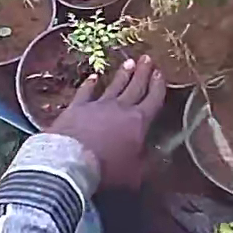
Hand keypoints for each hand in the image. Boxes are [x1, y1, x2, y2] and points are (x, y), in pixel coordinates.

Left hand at [49, 55, 166, 187]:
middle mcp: (120, 108)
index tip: (160, 74)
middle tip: (147, 58)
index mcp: (138, 122)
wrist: (71, 160)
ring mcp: (98, 105)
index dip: (158, 86)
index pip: (153, 99)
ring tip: (129, 62)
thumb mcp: (135, 174)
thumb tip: (161, 158)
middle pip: (135, 86)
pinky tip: (93, 76)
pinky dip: (90, 83)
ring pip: (114, 86)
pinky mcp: (77, 107)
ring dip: (122, 75)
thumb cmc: (107, 170)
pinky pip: (86, 91)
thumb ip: (148, 164)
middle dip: (143, 72)